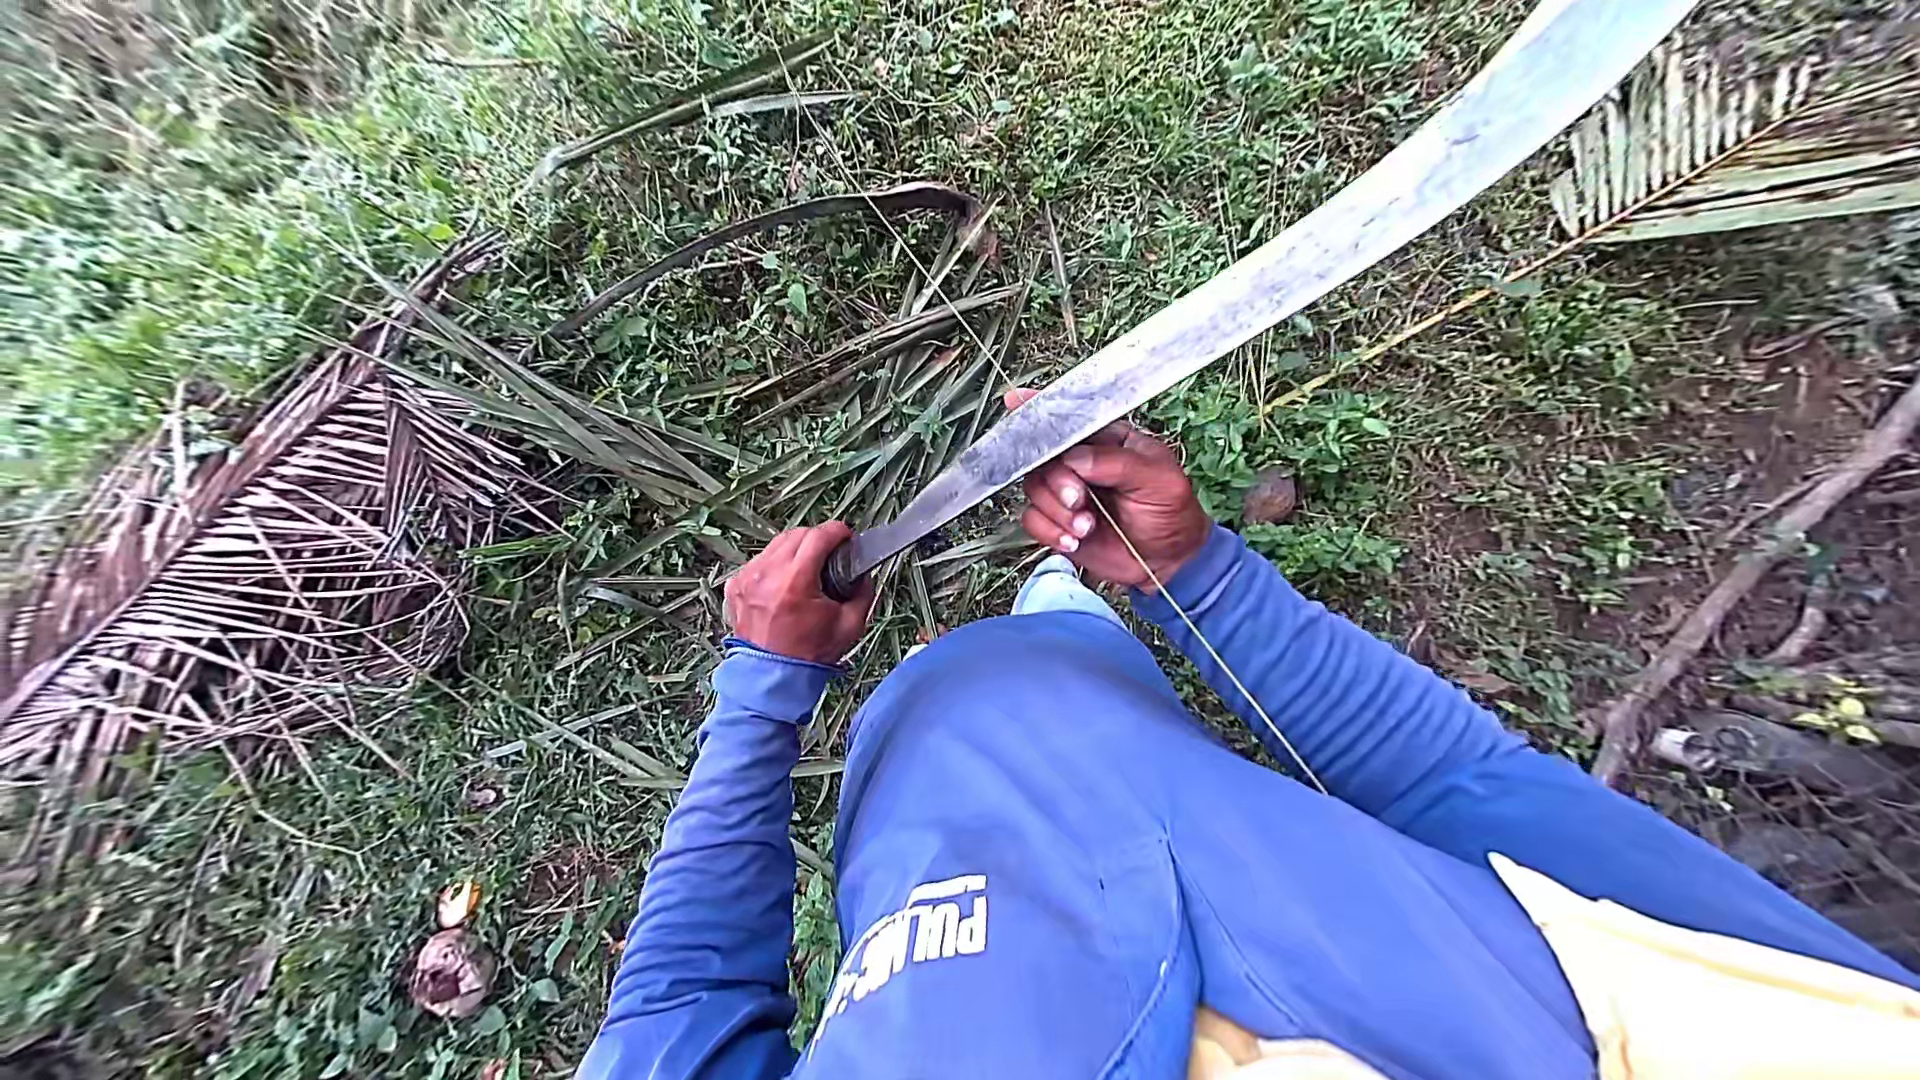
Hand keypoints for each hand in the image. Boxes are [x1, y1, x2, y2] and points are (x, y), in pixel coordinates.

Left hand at [724, 521, 875, 663]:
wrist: (771, 677)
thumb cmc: (808, 654)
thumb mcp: (850, 625)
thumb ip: (863, 593)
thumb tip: (863, 574)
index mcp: (795, 581)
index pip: (819, 536)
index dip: (838, 532)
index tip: (847, 538)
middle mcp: (767, 574)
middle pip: (798, 534)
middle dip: (818, 539)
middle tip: (831, 554)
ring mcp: (748, 578)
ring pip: (777, 544)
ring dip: (797, 549)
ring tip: (809, 567)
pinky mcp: (737, 585)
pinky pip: (761, 560)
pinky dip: (776, 564)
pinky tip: (786, 581)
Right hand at [1006, 388, 1211, 590]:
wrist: (1167, 563)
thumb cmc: (1172, 515)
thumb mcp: (1158, 479)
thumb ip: (1116, 463)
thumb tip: (1074, 459)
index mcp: (1107, 441)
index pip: (1070, 419)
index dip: (1041, 412)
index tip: (1017, 404)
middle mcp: (1081, 463)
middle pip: (1043, 457)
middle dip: (1057, 482)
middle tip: (1079, 500)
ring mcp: (1065, 493)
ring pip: (1033, 489)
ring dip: (1056, 511)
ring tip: (1087, 526)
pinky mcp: (1057, 522)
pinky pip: (1032, 519)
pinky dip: (1049, 531)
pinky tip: (1073, 539)